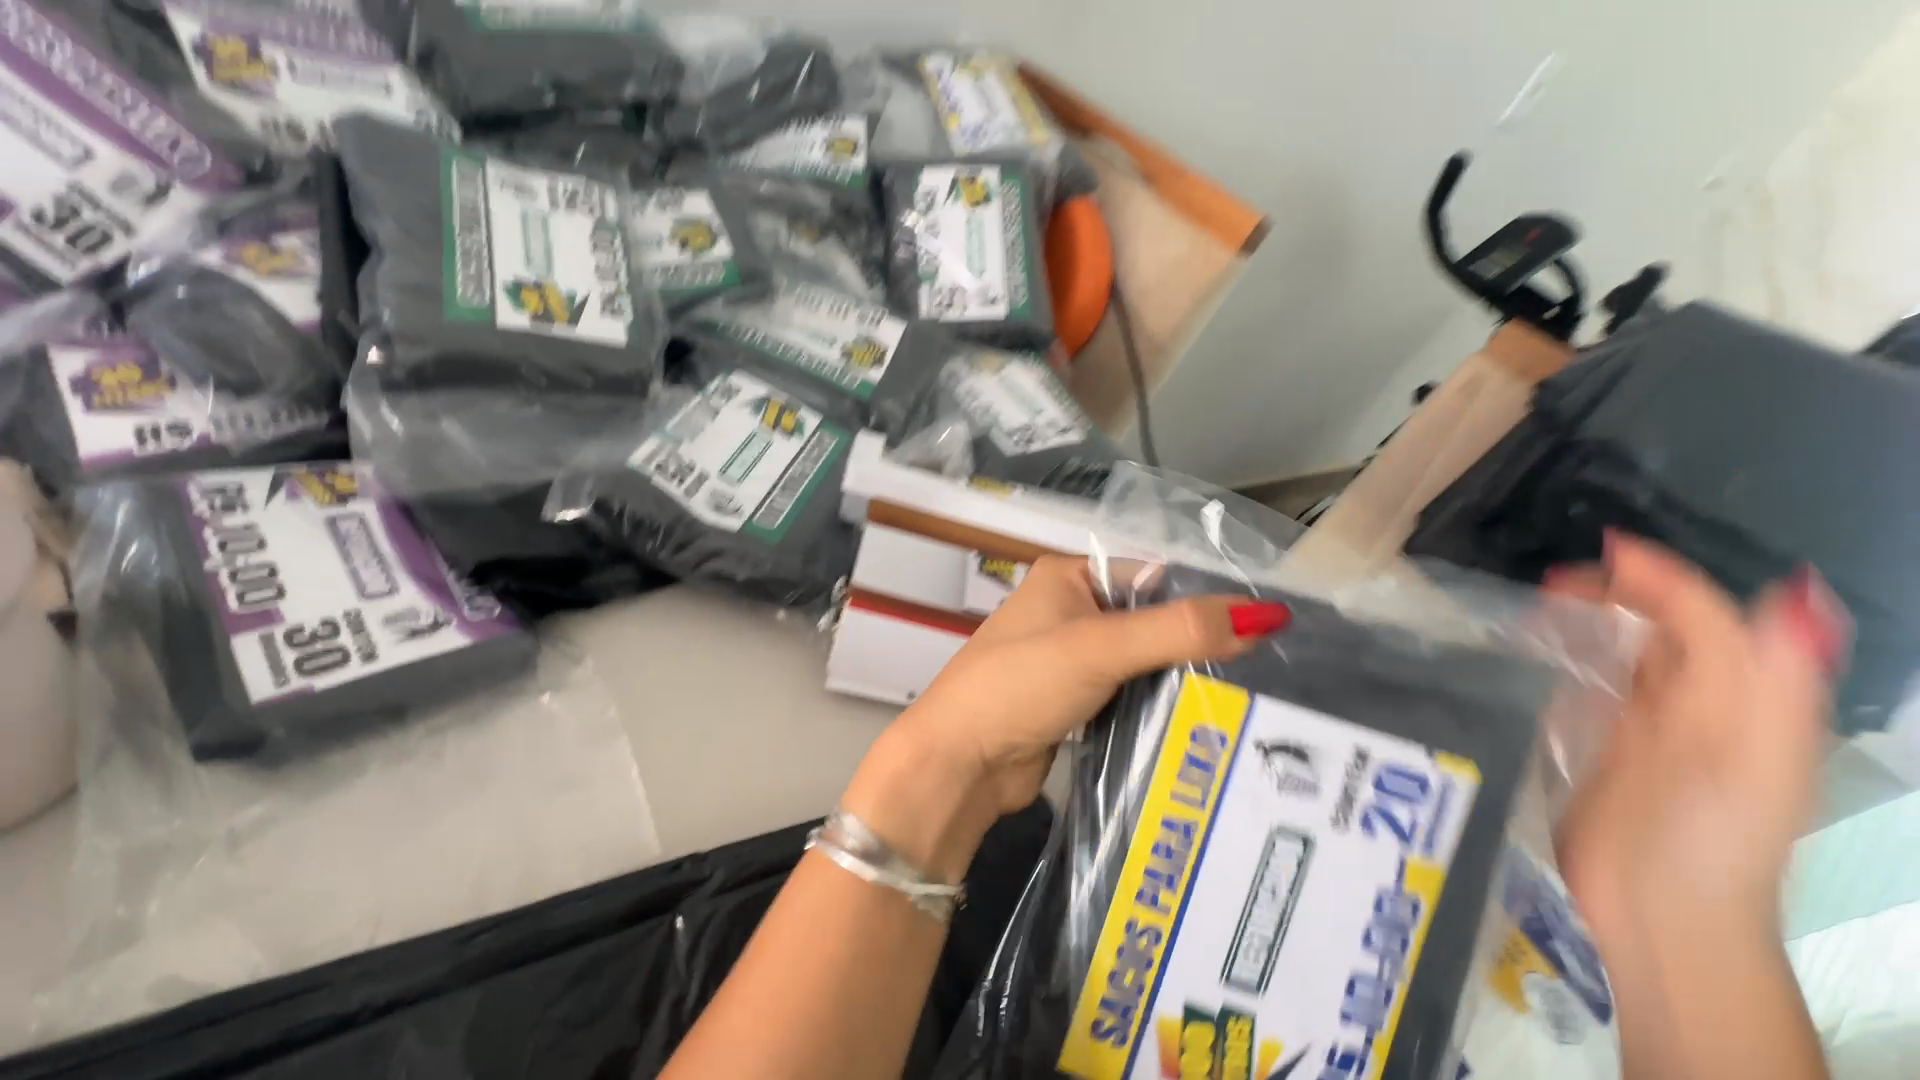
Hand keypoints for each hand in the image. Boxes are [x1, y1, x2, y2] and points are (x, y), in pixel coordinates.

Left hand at [840, 556, 1283, 879]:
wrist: (958, 763)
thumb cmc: (1021, 686)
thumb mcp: (1102, 647)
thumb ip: (1181, 630)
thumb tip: (1269, 615)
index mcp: (1068, 576)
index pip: (1154, 576)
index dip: (1204, 601)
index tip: (1265, 631)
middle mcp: (1068, 610)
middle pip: (1150, 620)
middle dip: (1196, 646)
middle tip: (1262, 676)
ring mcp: (1069, 660)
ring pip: (1141, 662)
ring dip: (1179, 681)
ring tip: (1246, 702)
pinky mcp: (1073, 703)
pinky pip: (1127, 696)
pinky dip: (1156, 708)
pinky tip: (1200, 724)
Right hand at [1547, 533, 1847, 945]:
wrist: (1660, 915)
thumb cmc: (1711, 833)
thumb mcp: (1757, 752)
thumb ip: (1766, 673)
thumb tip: (1797, 590)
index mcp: (1746, 700)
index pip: (1706, 616)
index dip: (1662, 577)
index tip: (1604, 549)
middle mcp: (1698, 705)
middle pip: (1660, 627)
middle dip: (1615, 593)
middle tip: (1554, 582)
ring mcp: (1643, 727)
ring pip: (1617, 652)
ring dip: (1582, 621)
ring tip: (1535, 608)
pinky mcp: (1595, 749)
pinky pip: (1581, 688)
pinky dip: (1558, 660)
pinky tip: (1528, 653)